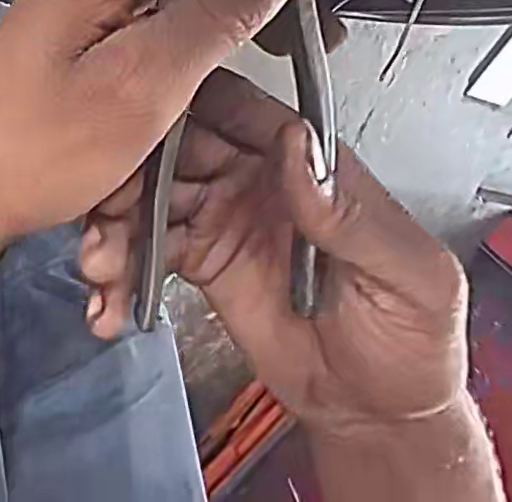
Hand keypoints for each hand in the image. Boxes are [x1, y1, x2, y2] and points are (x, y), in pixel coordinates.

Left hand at [0, 0, 304, 263]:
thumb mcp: (140, 85)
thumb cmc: (37, 151)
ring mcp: (78, 6)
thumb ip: (211, 17)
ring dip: (212, 20)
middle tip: (287, 36)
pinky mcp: (75, 38)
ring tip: (252, 56)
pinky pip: (143, 23)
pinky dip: (178, 42)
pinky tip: (198, 72)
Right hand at [80, 69, 470, 440]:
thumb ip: (351, 213)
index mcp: (303, 163)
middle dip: (137, 164)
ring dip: (118, 219)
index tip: (144, 108)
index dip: (188, 99)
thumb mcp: (408, 275)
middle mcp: (255, 177)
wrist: (376, 413)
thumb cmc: (410, 337)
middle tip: (107, 195)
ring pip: (154, 194)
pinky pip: (150, 249)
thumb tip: (297, 146)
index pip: (238, 108)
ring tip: (101, 260)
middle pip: (181, 144)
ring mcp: (223, 215)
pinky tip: (111, 298)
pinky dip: (123, 269)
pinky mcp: (201, 258)